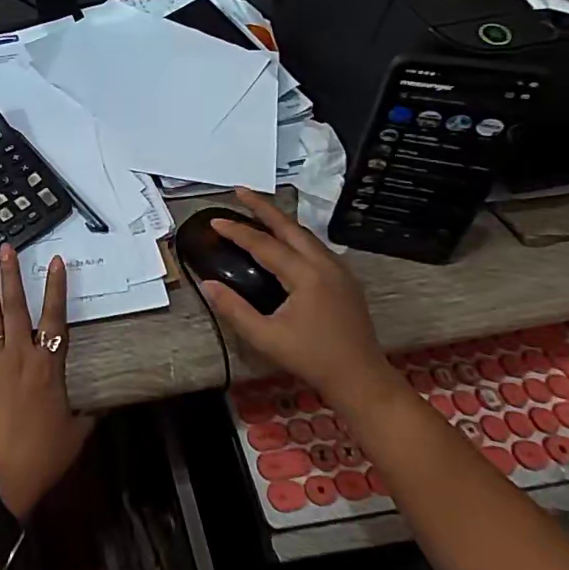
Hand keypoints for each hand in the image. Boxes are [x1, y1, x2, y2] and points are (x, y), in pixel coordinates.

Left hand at [0, 246, 95, 519]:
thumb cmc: (40, 457)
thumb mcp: (75, 435)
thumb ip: (88, 415)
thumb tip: (103, 408)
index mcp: (48, 366)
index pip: (56, 318)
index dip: (57, 289)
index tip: (57, 262)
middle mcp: (19, 355)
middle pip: (16, 307)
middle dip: (13, 276)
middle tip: (8, 249)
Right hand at [199, 188, 399, 412]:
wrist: (361, 378)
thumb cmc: (311, 359)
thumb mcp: (266, 337)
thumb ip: (234, 309)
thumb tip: (207, 284)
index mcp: (305, 275)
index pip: (264, 244)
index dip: (237, 231)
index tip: (214, 220)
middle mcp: (324, 264)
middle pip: (289, 226)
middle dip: (263, 206)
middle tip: (240, 191)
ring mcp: (339, 270)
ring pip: (306, 234)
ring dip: (281, 220)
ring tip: (259, 210)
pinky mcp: (345, 280)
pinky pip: (316, 247)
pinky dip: (295, 235)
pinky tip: (286, 241)